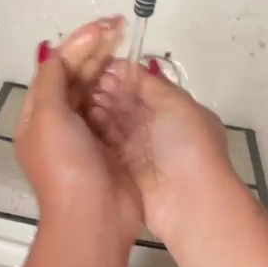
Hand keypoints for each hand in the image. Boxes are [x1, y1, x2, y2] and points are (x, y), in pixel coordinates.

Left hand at [15, 18, 142, 240]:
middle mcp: (61, 126)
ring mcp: (88, 139)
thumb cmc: (66, 167)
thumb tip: (52, 52)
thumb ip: (51, 81)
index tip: (106, 27)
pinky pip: (117, 114)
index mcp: (38, 117)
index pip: (57, 70)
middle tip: (122, 28)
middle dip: (97, 52)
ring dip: (112, 70)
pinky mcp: (112, 150)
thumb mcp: (47, 117)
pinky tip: (138, 81)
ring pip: (98, 94)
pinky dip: (125, 96)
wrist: (93, 218)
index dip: (79, 44)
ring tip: (130, 48)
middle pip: (78, 79)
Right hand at [85, 59, 238, 241]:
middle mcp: (154, 127)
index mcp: (171, 108)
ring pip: (112, 123)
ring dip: (96, 109)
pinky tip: (79, 121)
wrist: (190, 199)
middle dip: (103, 91)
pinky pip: (105, 146)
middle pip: (123, 103)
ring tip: (77, 98)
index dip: (119, 75)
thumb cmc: (189, 145)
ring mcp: (138, 150)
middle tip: (82, 82)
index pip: (140, 85)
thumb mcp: (176, 103)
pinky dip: (94, 133)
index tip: (97, 68)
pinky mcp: (124, 169)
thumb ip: (149, 83)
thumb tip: (124, 67)